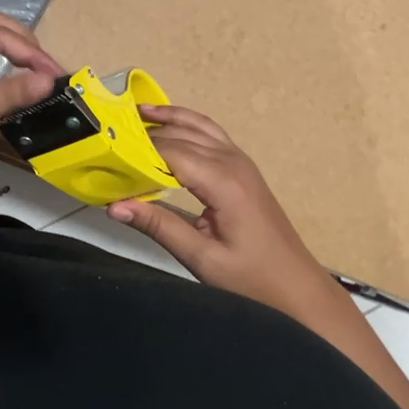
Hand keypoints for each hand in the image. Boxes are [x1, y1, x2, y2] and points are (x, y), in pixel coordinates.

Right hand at [107, 106, 331, 315]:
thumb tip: (113, 205)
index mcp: (223, 182)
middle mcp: (233, 162)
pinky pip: (210, 133)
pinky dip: (186, 124)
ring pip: (197, 125)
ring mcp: (241, 162)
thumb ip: (158, 225)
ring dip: (167, 118)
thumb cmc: (253, 280)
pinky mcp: (243, 168)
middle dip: (146, 133)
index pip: (169, 150)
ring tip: (134, 115)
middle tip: (111, 137)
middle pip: (181, 133)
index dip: (137, 149)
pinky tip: (169, 126)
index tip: (107, 155)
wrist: (300, 293)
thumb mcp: (202, 258)